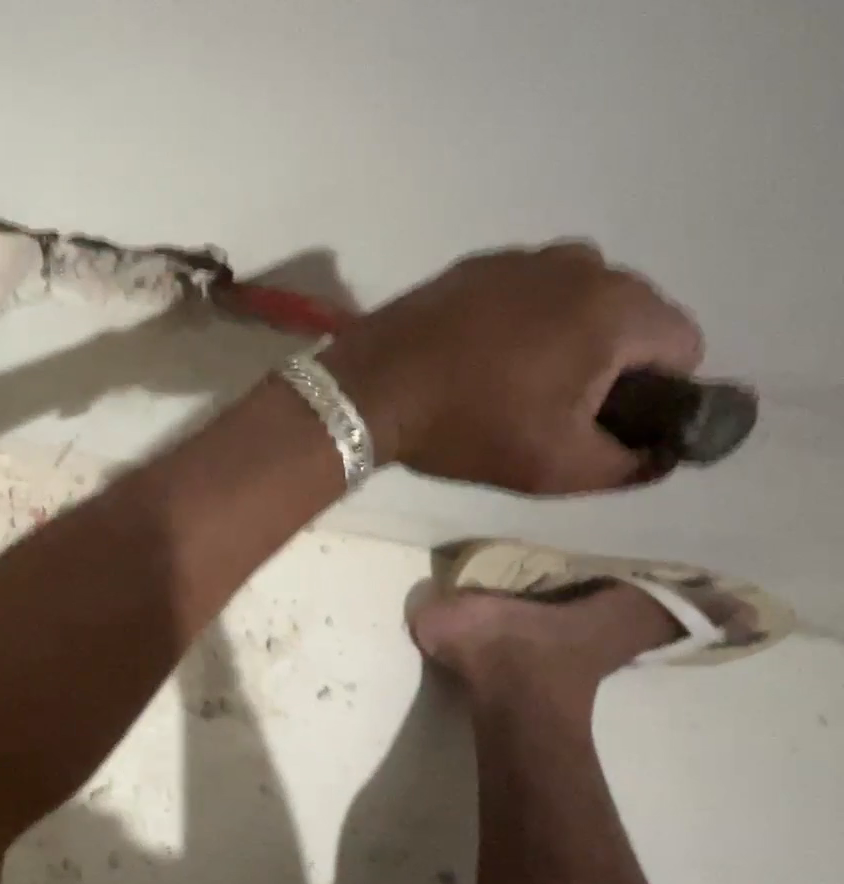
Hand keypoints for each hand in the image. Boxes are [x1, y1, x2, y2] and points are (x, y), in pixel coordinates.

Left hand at [323, 242, 704, 494]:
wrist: (359, 393)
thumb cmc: (463, 426)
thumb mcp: (558, 467)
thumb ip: (632, 464)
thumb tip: (659, 452)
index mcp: (618, 305)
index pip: (681, 348)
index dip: (649, 393)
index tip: (596, 420)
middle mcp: (577, 264)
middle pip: (625, 319)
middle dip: (602, 363)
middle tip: (543, 407)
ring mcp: (515, 259)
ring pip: (569, 304)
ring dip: (555, 340)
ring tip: (502, 384)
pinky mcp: (464, 268)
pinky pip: (515, 296)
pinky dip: (507, 324)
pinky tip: (469, 359)